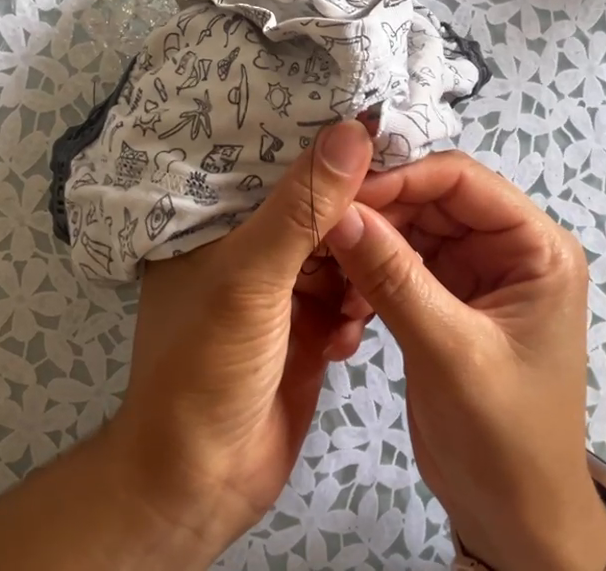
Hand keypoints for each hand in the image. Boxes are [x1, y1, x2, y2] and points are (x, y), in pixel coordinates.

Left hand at [103, 121, 374, 562]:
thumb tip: (354, 130)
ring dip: (362, 267)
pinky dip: (358, 310)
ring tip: (376, 283)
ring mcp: (278, 288)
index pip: (270, 159)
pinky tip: (350, 335)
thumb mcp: (250, 277)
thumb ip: (302, 207)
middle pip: (313, 205)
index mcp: (212, 219)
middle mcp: (245, 246)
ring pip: (339, 251)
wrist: (201, 481)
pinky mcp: (306, 327)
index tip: (380, 124)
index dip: (321, 142)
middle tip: (403, 208)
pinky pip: (348, 297)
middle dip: (356, 210)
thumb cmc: (205, 366)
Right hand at [328, 152, 605, 570]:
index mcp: (537, 248)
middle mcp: (510, 248)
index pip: (463, 180)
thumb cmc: (503, 436)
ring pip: (413, 229)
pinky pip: (404, 263)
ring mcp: (478, 273)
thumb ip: (394, 277)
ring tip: (326, 263)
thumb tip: (340, 211)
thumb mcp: (449, 352)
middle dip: (380, 211)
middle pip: (434, 200)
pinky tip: (343, 295)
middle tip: (323, 228)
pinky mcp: (450, 298)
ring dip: (371, 242)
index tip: (341, 194)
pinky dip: (372, 273)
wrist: (514, 518)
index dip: (402, 178)